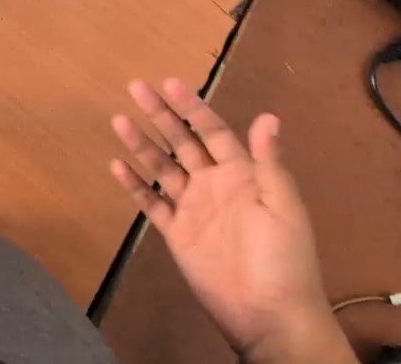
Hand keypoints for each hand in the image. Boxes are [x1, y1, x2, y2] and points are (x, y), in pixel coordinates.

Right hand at [108, 79, 353, 363]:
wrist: (270, 318)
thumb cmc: (283, 260)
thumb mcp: (283, 208)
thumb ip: (269, 164)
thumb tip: (268, 116)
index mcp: (241, 175)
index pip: (213, 131)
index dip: (193, 107)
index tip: (170, 83)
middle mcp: (213, 184)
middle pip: (181, 141)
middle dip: (160, 114)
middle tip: (136, 86)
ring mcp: (192, 207)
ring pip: (161, 166)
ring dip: (141, 143)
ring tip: (119, 120)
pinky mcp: (176, 233)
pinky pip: (151, 202)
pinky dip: (134, 184)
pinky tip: (117, 165)